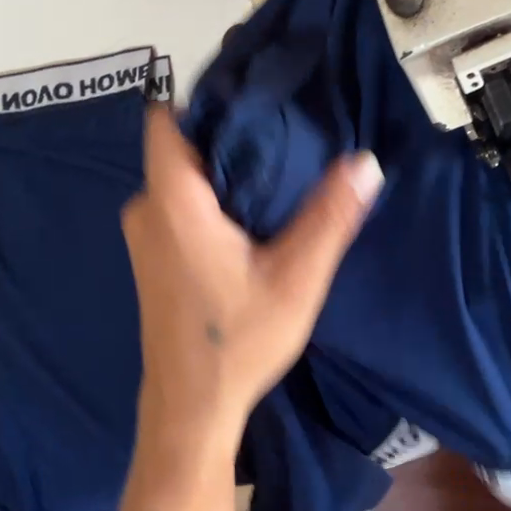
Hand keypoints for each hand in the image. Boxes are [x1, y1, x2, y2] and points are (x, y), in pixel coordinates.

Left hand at [122, 107, 382, 432]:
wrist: (190, 408)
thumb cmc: (238, 343)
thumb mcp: (296, 280)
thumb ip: (330, 218)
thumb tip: (366, 162)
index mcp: (173, 202)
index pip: (167, 118)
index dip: (209, 102)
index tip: (261, 102)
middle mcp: (147, 209)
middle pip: (182, 146)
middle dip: (231, 138)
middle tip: (289, 138)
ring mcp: (145, 236)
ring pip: (183, 179)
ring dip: (224, 173)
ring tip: (279, 174)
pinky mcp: (153, 258)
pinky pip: (180, 206)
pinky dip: (213, 201)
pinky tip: (254, 218)